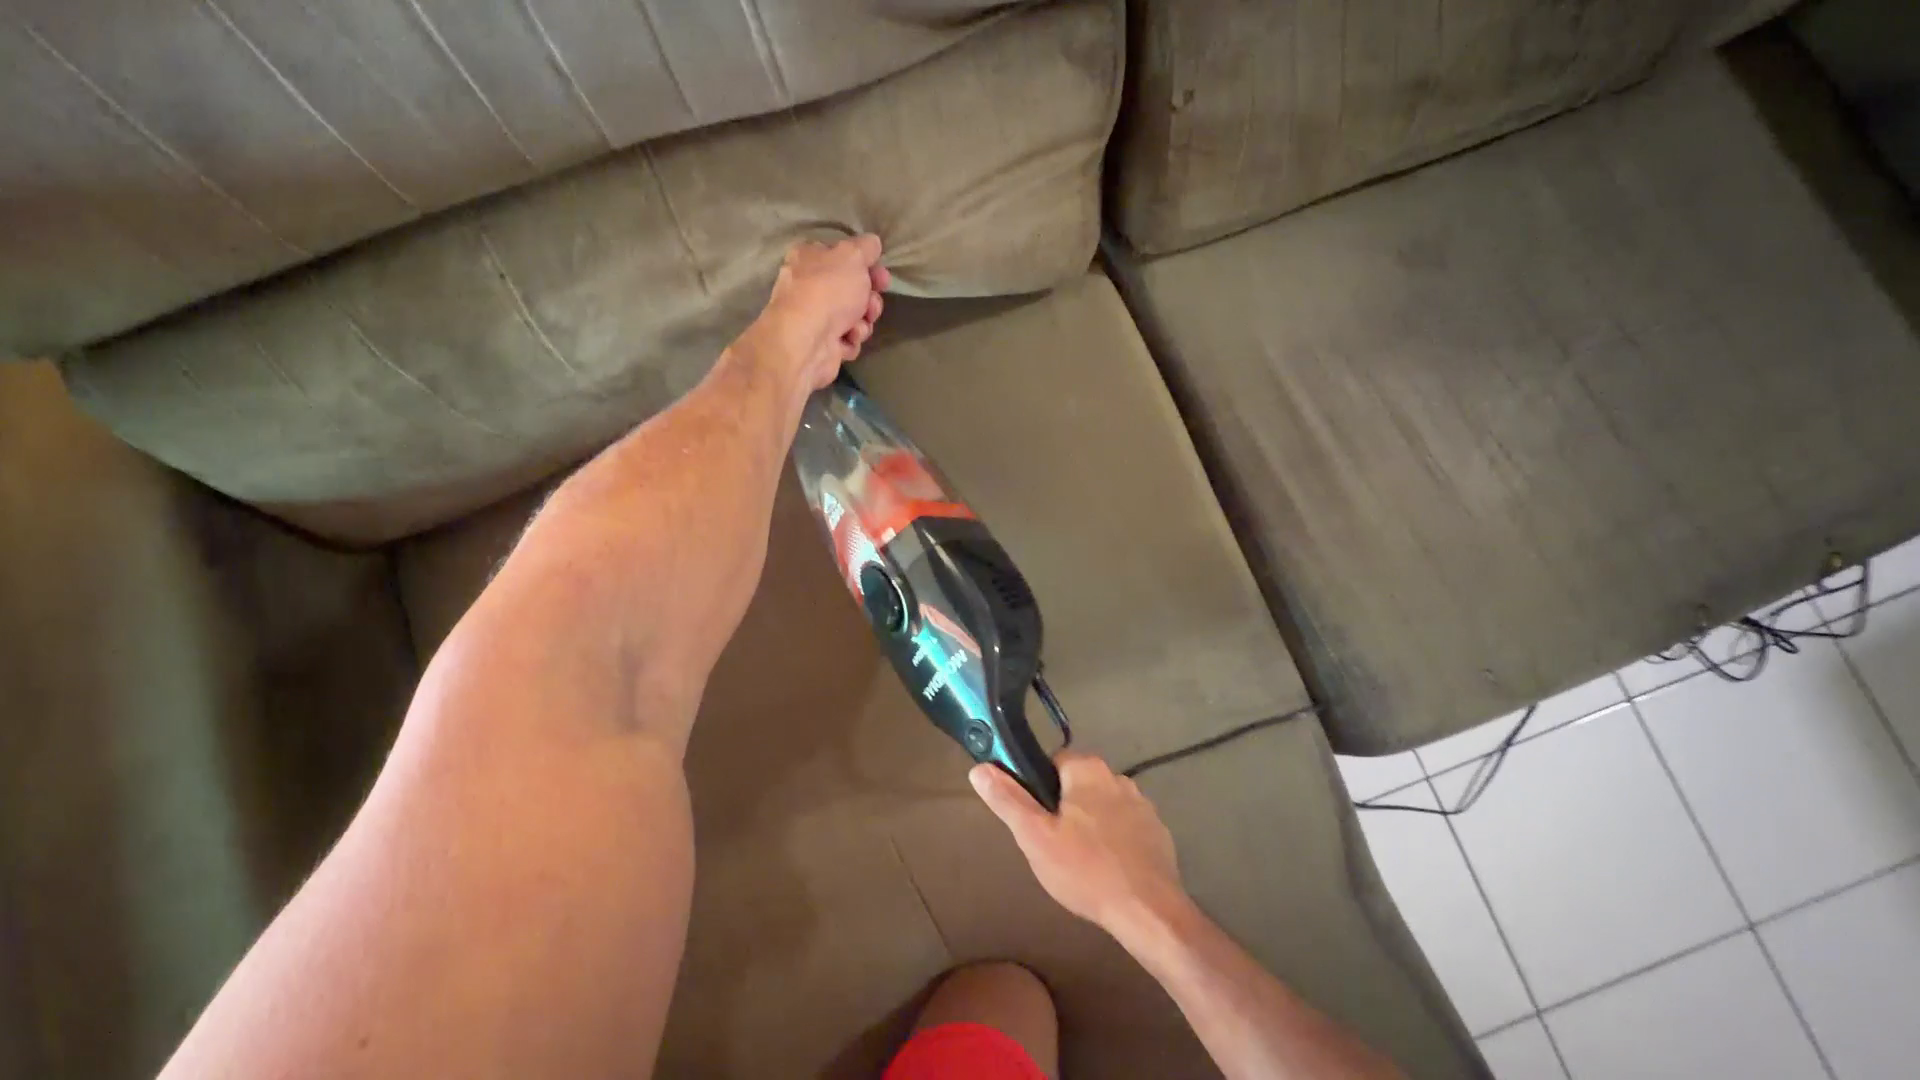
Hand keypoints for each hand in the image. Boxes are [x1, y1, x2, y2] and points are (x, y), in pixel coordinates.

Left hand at [750, 234, 890, 390]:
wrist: (807, 340)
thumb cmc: (828, 290)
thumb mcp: (853, 256)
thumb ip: (866, 247)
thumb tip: (872, 243)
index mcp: (809, 257)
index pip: (842, 256)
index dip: (866, 266)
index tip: (882, 277)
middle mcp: (808, 286)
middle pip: (852, 289)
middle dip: (868, 299)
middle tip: (871, 304)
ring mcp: (814, 317)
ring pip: (854, 317)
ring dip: (862, 322)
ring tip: (856, 326)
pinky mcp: (821, 344)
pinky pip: (847, 340)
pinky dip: (850, 340)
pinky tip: (845, 340)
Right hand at [971, 752, 1189, 938]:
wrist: (1147, 911)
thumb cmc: (1085, 870)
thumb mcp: (1035, 837)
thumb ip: (1008, 800)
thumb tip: (980, 769)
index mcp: (1088, 770)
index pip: (1053, 763)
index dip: (1039, 789)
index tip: (1035, 820)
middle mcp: (1119, 777)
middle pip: (1078, 786)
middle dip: (1064, 810)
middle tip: (1053, 846)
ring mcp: (1144, 806)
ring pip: (1103, 808)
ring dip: (1091, 826)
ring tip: (1080, 864)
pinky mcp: (1159, 833)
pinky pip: (1126, 830)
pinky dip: (1115, 843)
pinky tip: (1108, 871)